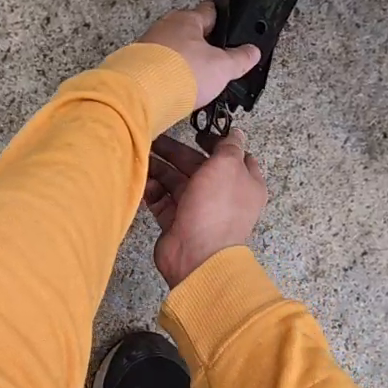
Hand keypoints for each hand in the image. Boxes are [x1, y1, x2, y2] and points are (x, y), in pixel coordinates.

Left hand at [136, 1, 262, 110]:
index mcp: (187, 19)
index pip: (209, 11)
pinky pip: (156, 66)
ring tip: (193, 78)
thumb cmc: (180, 72)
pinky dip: (166, 74)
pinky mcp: (136, 66)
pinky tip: (174, 88)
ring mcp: (147, 46)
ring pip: (170, 48)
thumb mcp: (222, 67)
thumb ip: (240, 59)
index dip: (221, 18)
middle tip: (210, 57)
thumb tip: (252, 52)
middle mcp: (164, 28)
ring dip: (180, 60)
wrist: (142, 94)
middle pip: (187, 30)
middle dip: (198, 42)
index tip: (225, 23)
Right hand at [144, 129, 267, 287]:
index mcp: (244, 182)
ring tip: (143, 156)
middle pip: (199, 167)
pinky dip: (153, 190)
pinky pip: (163, 201)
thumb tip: (235, 132)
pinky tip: (143, 181)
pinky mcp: (178, 222)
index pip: (232, 156)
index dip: (215, 142)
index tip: (197, 133)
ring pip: (178, 183)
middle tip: (156, 140)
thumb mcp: (228, 165)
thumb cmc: (217, 209)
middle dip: (177, 153)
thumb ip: (229, 145)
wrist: (197, 255)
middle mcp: (222, 196)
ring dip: (160, 169)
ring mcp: (199, 210)